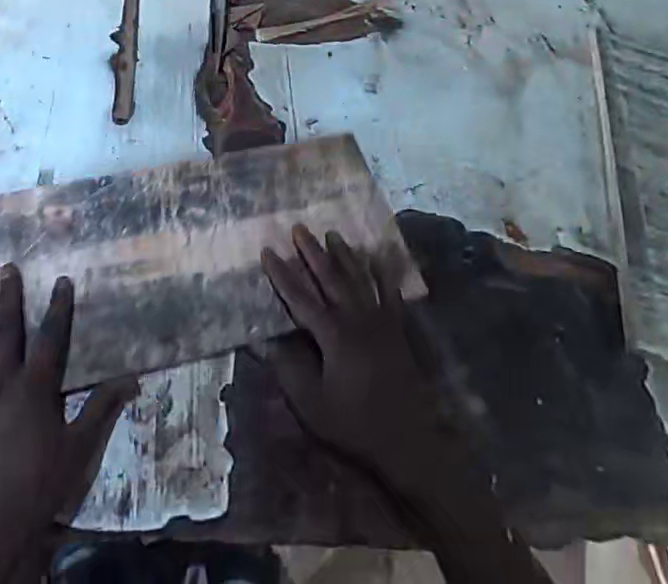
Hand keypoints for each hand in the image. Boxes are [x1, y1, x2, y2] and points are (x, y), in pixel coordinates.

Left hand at [0, 267, 135, 583]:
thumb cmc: (38, 489)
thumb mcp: (80, 449)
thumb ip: (102, 408)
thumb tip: (133, 378)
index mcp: (34, 390)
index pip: (50, 338)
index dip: (58, 308)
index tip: (61, 281)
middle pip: (5, 334)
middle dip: (8, 299)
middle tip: (7, 268)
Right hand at [257, 226, 460, 496]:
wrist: (408, 440)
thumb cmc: (353, 424)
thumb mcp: (311, 404)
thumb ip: (286, 369)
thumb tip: (259, 341)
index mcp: (333, 335)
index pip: (300, 298)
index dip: (281, 274)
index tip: (267, 251)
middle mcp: (356, 319)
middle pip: (330, 278)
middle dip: (312, 252)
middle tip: (299, 228)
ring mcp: (380, 321)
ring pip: (359, 279)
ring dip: (345, 255)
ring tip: (332, 234)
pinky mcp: (397, 329)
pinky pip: (389, 293)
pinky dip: (383, 273)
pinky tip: (378, 258)